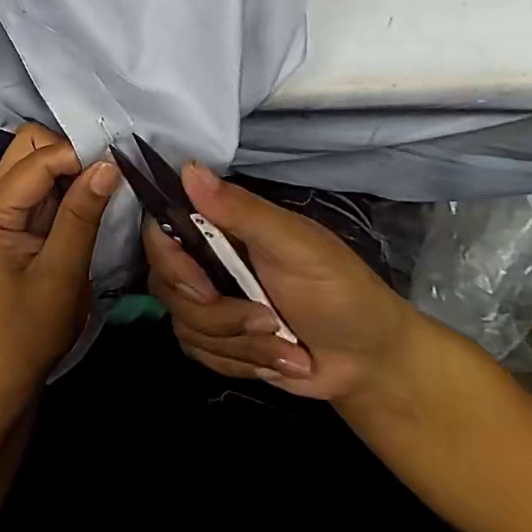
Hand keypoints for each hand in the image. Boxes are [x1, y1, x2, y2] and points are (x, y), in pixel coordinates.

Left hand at [0, 124, 120, 393]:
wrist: (9, 365)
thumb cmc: (33, 327)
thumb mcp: (63, 272)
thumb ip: (82, 214)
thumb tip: (109, 164)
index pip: (37, 159)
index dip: (78, 155)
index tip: (119, 164)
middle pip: (29, 146)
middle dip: (70, 153)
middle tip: (107, 176)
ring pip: (36, 159)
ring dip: (70, 167)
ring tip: (103, 187)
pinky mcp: (13, 217)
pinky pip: (41, 183)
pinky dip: (67, 184)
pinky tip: (89, 198)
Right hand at [143, 164, 417, 400]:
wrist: (370, 361)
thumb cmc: (340, 290)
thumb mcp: (297, 245)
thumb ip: (242, 210)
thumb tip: (189, 169)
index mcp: (218, 227)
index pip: (160, 232)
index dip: (171, 263)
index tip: (205, 288)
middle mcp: (203, 260)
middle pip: (166, 285)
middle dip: (219, 315)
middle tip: (268, 319)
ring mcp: (206, 302)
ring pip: (185, 325)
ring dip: (240, 343)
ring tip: (285, 343)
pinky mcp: (213, 340)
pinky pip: (200, 353)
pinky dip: (243, 362)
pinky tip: (278, 359)